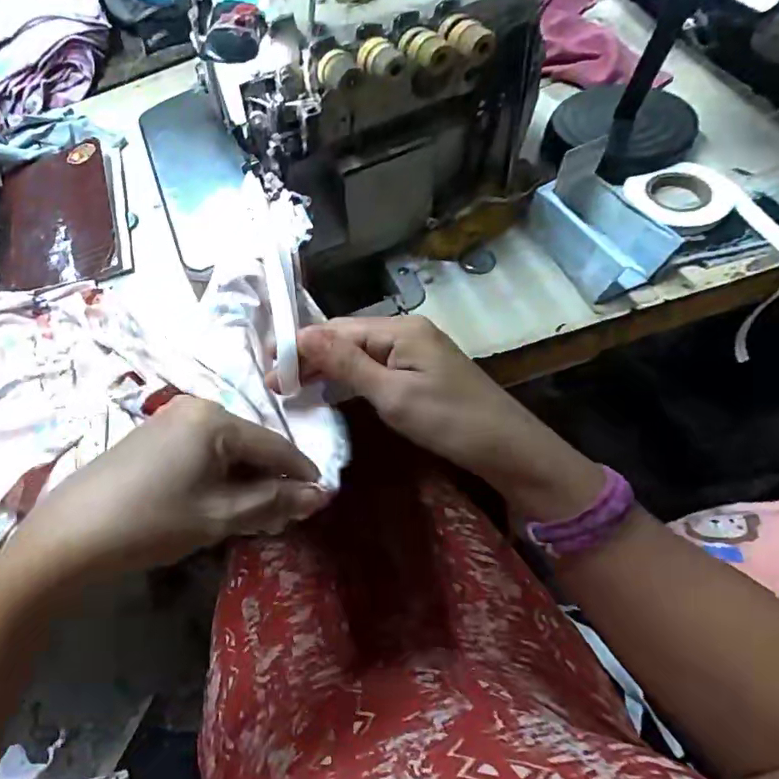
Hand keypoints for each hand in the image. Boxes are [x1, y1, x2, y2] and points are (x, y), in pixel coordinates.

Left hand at [0, 396, 329, 591]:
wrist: (72, 533)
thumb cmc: (153, 521)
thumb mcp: (220, 515)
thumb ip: (272, 501)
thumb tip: (319, 494)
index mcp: (215, 418)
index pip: (275, 446)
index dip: (301, 474)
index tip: (322, 500)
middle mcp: (194, 408)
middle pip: (249, 445)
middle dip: (270, 481)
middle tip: (284, 518)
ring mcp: (168, 420)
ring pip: (224, 451)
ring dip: (243, 481)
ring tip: (254, 518)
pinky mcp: (150, 437)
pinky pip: (200, 453)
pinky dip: (217, 477)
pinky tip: (218, 504)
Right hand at [275, 316, 603, 519]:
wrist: (508, 449)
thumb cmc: (450, 422)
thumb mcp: (393, 395)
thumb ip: (347, 364)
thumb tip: (302, 336)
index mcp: (399, 329)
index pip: (336, 330)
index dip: (300, 350)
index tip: (270, 375)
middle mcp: (405, 330)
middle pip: (346, 337)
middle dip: (309, 358)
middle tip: (275, 386)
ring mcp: (415, 349)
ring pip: (358, 352)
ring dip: (326, 368)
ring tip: (294, 389)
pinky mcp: (420, 370)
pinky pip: (374, 366)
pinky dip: (349, 377)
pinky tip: (331, 390)